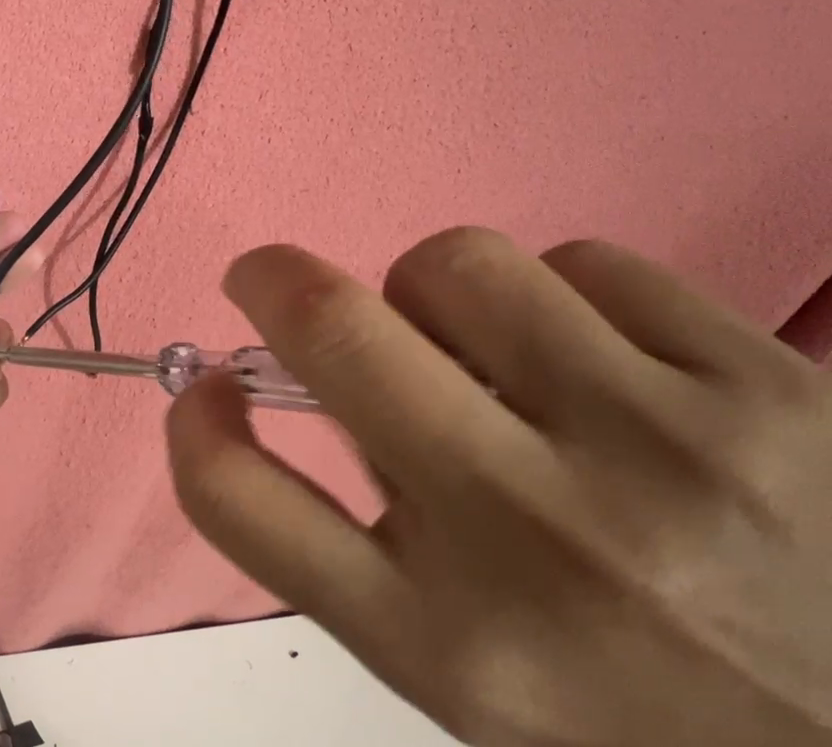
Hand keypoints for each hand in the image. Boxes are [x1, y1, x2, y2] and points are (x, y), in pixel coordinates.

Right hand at [167, 228, 831, 745]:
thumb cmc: (623, 703)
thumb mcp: (458, 664)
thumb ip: (348, 543)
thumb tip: (289, 388)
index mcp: (441, 638)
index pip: (237, 497)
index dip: (193, 424)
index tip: (211, 394)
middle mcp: (535, 538)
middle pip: (332, 330)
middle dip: (271, 279)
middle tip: (267, 281)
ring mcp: (663, 454)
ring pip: (458, 264)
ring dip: (431, 295)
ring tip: (481, 351)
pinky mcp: (775, 389)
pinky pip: (589, 263)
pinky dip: (564, 299)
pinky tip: (605, 366)